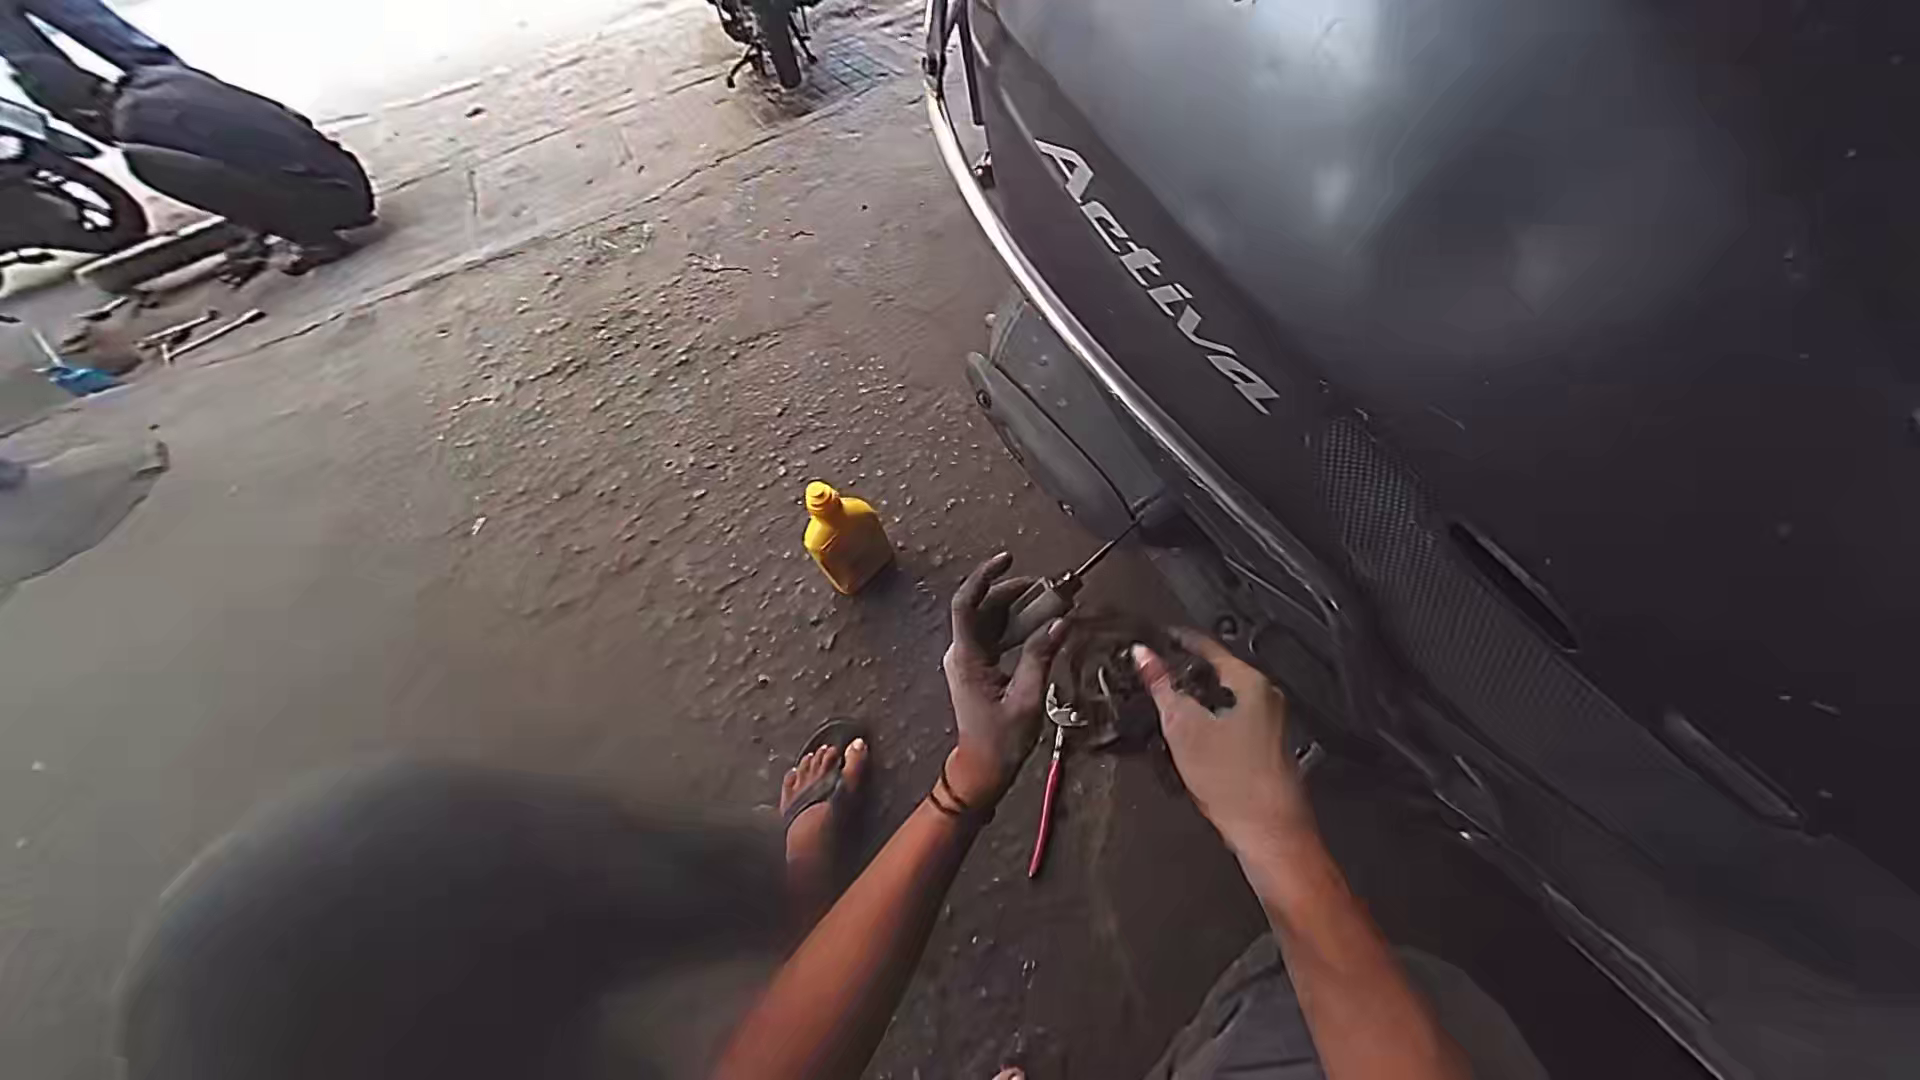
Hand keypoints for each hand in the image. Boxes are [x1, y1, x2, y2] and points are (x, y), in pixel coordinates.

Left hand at [942, 553, 1066, 806]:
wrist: (982, 769)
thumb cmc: (1002, 740)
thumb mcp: (1027, 699)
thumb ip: (1041, 657)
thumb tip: (1061, 622)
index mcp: (966, 658)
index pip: (966, 604)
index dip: (984, 577)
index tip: (1006, 559)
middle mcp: (962, 653)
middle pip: (983, 607)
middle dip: (1013, 591)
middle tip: (1047, 586)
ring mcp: (968, 659)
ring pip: (990, 619)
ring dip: (1017, 607)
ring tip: (1049, 599)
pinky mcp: (978, 666)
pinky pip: (995, 634)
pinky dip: (1016, 624)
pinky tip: (1040, 622)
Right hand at [1133, 630, 1314, 851]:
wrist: (1269, 835)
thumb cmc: (1236, 784)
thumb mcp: (1182, 725)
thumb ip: (1161, 685)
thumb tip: (1143, 655)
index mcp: (1250, 682)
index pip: (1206, 645)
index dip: (1175, 640)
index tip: (1155, 640)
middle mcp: (1265, 696)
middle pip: (1214, 671)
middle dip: (1182, 675)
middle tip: (1153, 678)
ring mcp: (1268, 721)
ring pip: (1220, 697)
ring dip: (1193, 701)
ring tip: (1167, 711)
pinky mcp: (1264, 745)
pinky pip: (1228, 719)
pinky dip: (1206, 721)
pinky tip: (1189, 740)